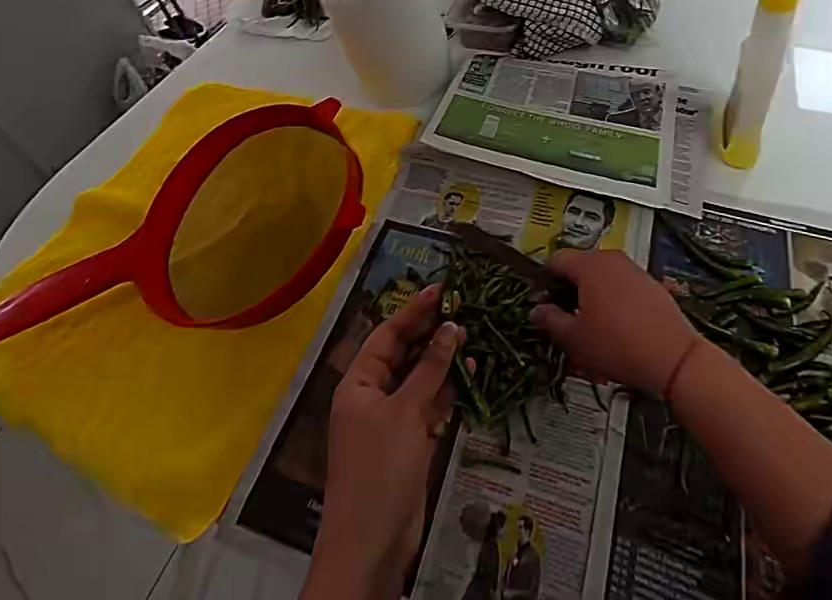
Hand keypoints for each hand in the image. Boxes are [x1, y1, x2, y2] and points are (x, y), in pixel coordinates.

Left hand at [303, 285, 464, 599]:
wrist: (372, 542)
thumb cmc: (380, 468)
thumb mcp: (405, 413)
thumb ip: (430, 371)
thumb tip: (450, 329)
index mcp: (358, 380)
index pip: (387, 334)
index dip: (413, 310)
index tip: (441, 289)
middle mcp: (373, 393)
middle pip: (404, 354)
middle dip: (431, 333)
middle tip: (463, 308)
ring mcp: (392, 418)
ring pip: (420, 379)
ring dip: (443, 361)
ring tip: (472, 335)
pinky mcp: (410, 441)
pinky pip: (430, 406)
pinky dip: (448, 392)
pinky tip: (470, 374)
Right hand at [531, 249, 703, 398]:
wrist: (677, 361)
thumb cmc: (618, 345)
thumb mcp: (575, 338)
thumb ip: (550, 320)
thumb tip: (536, 311)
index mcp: (588, 265)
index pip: (555, 261)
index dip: (544, 282)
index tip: (544, 305)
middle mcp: (611, 259)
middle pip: (579, 268)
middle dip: (569, 292)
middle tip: (566, 320)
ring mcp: (635, 270)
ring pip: (602, 279)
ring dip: (591, 298)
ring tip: (593, 328)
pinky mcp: (653, 286)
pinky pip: (623, 288)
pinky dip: (614, 302)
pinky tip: (618, 329)